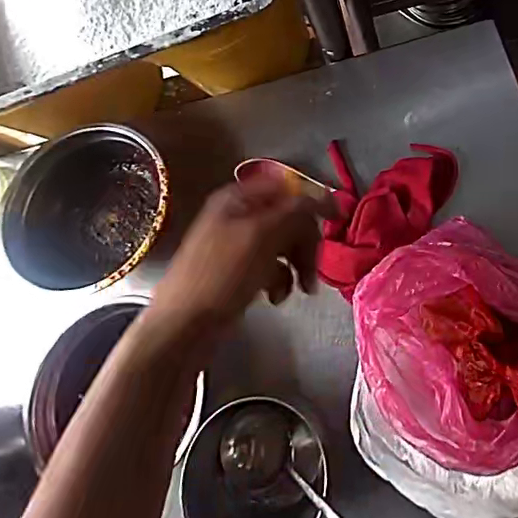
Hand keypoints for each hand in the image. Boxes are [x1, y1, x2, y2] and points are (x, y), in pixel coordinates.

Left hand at [151, 175, 326, 330]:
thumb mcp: (262, 237)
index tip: (337, 219)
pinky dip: (281, 279)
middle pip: (289, 217)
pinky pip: (272, 266)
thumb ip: (295, 212)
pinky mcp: (238, 272)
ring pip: (284, 243)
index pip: (287, 187)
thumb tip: (323, 197)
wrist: (180, 330)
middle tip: (313, 267)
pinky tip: (277, 296)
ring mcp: (237, 245)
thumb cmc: (219, 278)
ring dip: (297, 264)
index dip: (313, 200)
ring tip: (301, 288)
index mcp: (238, 198)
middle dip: (305, 242)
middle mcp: (238, 215)